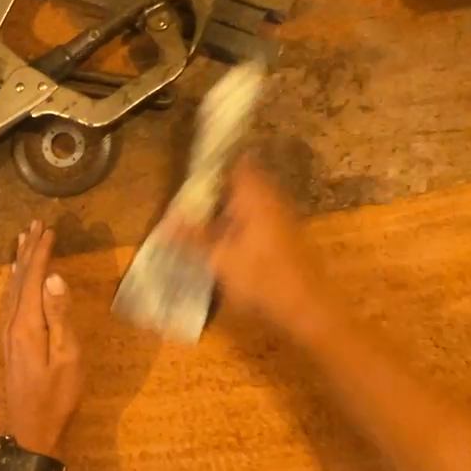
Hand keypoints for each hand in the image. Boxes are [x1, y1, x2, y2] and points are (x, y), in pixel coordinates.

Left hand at [0, 220, 82, 456]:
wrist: (33, 431)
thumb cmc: (58, 396)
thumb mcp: (68, 357)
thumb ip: (59, 316)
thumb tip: (53, 278)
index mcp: (26, 324)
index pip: (33, 279)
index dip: (41, 253)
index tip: (49, 228)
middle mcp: (11, 324)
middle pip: (18, 280)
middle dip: (28, 251)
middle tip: (34, 224)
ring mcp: (7, 335)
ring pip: (11, 290)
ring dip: (19, 264)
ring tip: (23, 241)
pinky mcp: (9, 344)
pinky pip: (10, 302)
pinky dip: (14, 284)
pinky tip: (16, 281)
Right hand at [199, 157, 331, 337]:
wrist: (306, 306)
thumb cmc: (261, 279)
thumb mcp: (219, 259)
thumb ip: (192, 237)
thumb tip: (163, 223)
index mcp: (255, 197)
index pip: (236, 164)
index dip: (215, 165)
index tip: (193, 173)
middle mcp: (272, 200)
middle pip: (243, 183)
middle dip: (218, 190)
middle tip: (191, 200)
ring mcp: (283, 218)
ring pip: (252, 202)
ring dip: (230, 208)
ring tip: (202, 221)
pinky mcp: (287, 237)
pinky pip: (260, 219)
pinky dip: (242, 224)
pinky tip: (225, 242)